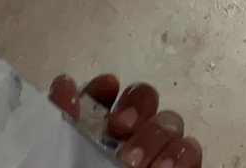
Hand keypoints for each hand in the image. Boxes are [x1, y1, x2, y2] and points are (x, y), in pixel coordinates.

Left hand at [49, 74, 202, 167]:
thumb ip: (53, 133)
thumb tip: (63, 86)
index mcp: (85, 144)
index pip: (102, 98)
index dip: (105, 88)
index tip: (101, 92)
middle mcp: (122, 148)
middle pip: (145, 101)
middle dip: (139, 105)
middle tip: (121, 129)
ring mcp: (154, 164)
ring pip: (171, 124)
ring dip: (158, 134)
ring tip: (140, 165)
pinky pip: (192, 154)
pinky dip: (182, 157)